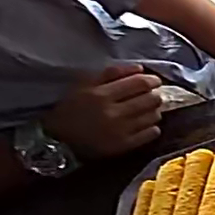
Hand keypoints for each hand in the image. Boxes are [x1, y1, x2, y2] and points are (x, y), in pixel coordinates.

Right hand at [42, 63, 162, 158]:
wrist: (58, 141)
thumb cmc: (71, 109)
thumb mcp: (84, 85)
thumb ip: (111, 73)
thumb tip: (140, 69)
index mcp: (101, 94)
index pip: (139, 84)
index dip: (152, 80)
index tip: (155, 81)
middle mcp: (112, 112)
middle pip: (150, 100)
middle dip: (156, 96)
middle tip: (153, 96)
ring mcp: (120, 131)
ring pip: (153, 116)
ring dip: (155, 111)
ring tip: (149, 110)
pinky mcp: (124, 146)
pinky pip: (151, 133)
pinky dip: (153, 127)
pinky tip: (146, 125)